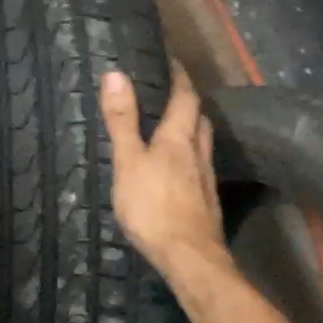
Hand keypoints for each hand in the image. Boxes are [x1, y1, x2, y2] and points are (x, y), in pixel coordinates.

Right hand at [100, 66, 227, 273]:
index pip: (185, 98)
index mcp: (177, 139)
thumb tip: (116, 74)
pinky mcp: (206, 205)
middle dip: (189, 103)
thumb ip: (122, 119)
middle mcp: (197, 155)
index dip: (180, 77)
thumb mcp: (128, 160)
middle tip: (172, 92)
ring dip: (193, 129)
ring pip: (203, 145)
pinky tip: (179, 170)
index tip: (171, 60)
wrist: (191, 262)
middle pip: (200, 120)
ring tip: (175, 126)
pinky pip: (200, 168)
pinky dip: (190, 157)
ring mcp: (205, 182)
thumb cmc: (154, 207)